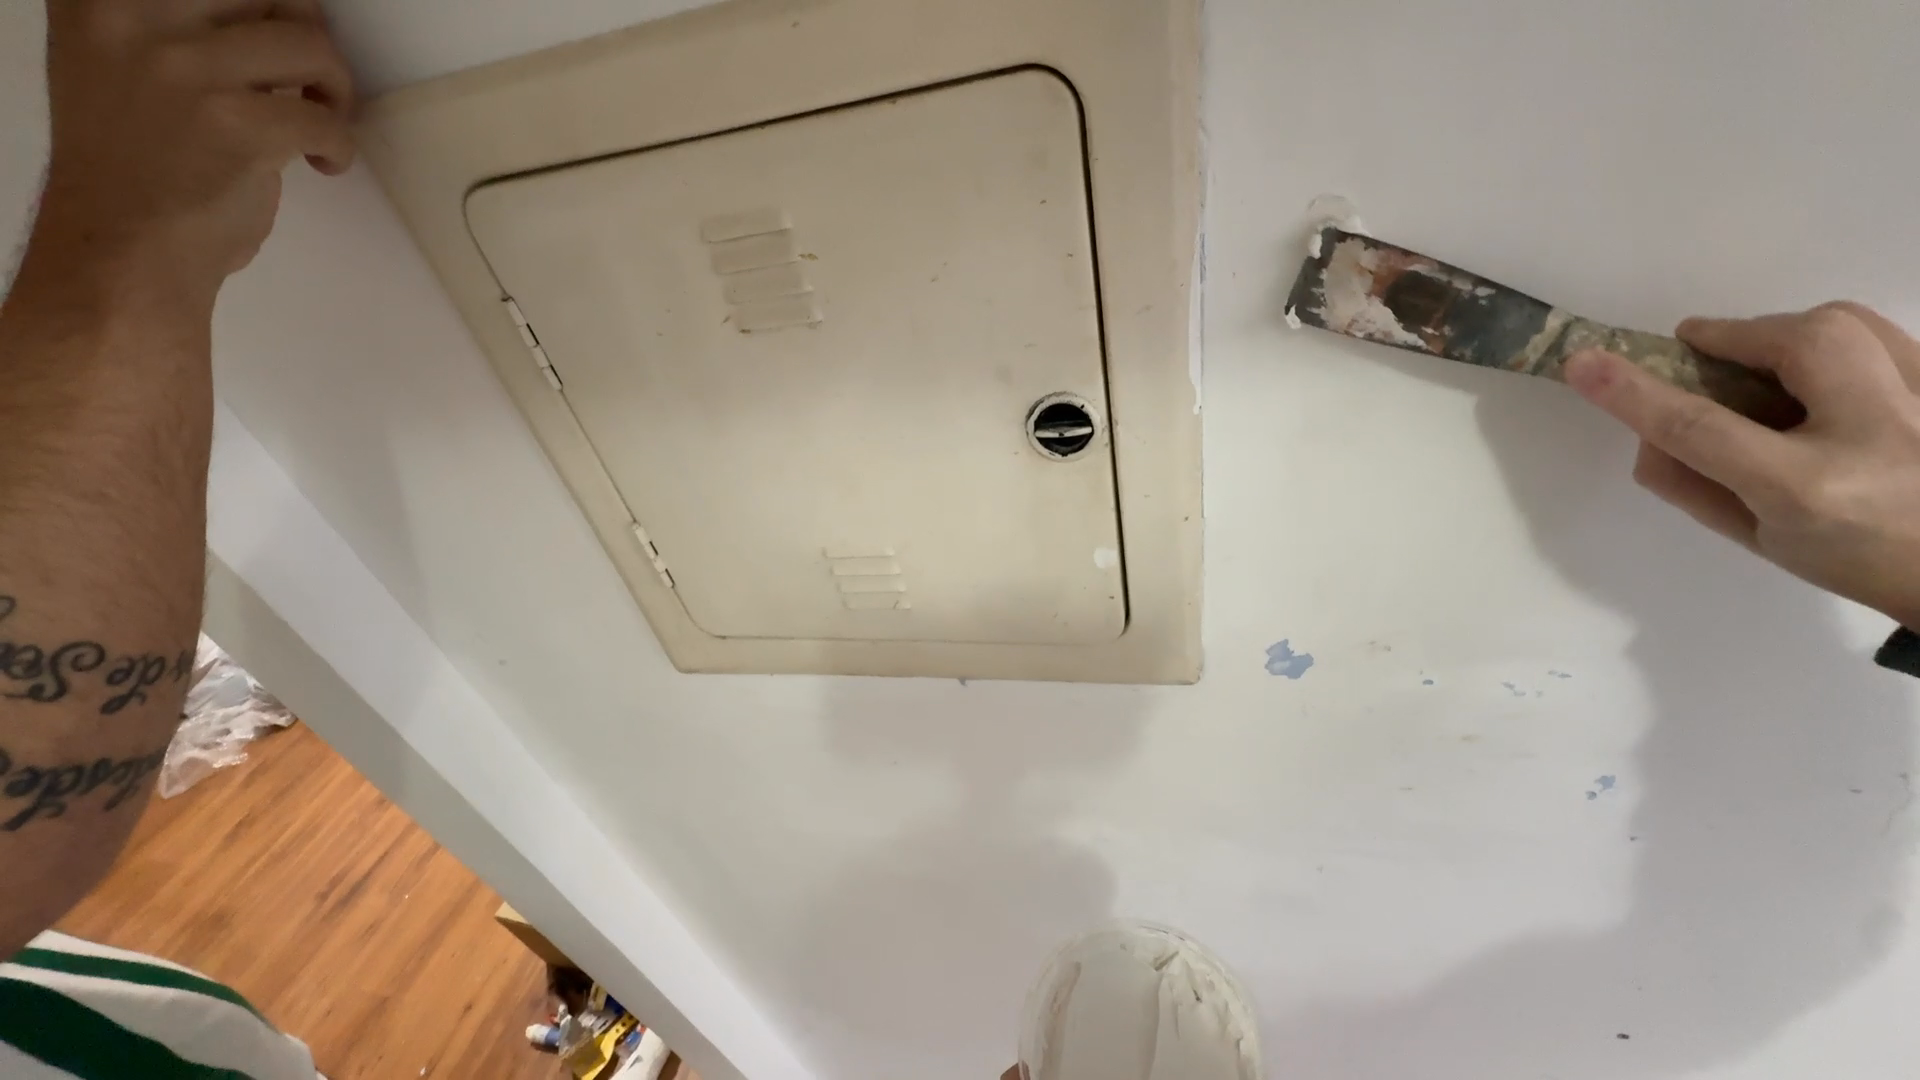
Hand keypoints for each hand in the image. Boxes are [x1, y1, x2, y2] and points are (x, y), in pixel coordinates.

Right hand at [32, 0, 355, 306]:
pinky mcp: (236, 126)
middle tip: (313, 81)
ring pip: (310, 46)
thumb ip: (195, 32)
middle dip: (310, 35)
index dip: (272, 5)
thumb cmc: (141, 162)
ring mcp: (184, 68)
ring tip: (320, 125)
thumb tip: (284, 14)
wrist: (125, 242)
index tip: (281, 36)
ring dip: (337, 91)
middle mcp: (133, 14)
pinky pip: (326, 120)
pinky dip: (341, 147)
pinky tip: (321, 165)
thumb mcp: (138, 65)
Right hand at [1565, 302, 1919, 629]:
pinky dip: (1837, 342)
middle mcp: (1879, 435)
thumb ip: (1688, 482)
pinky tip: (1821, 376)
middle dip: (1734, 334)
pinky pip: (1886, 334)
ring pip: (1849, 323)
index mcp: (1807, 488)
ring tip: (1761, 363)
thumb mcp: (1754, 538)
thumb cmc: (1850, 559)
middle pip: (1801, 342)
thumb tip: (1643, 425)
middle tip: (1698, 350)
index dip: (1632, 390)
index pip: (1697, 426)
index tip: (1582, 362)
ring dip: (1785, 333)